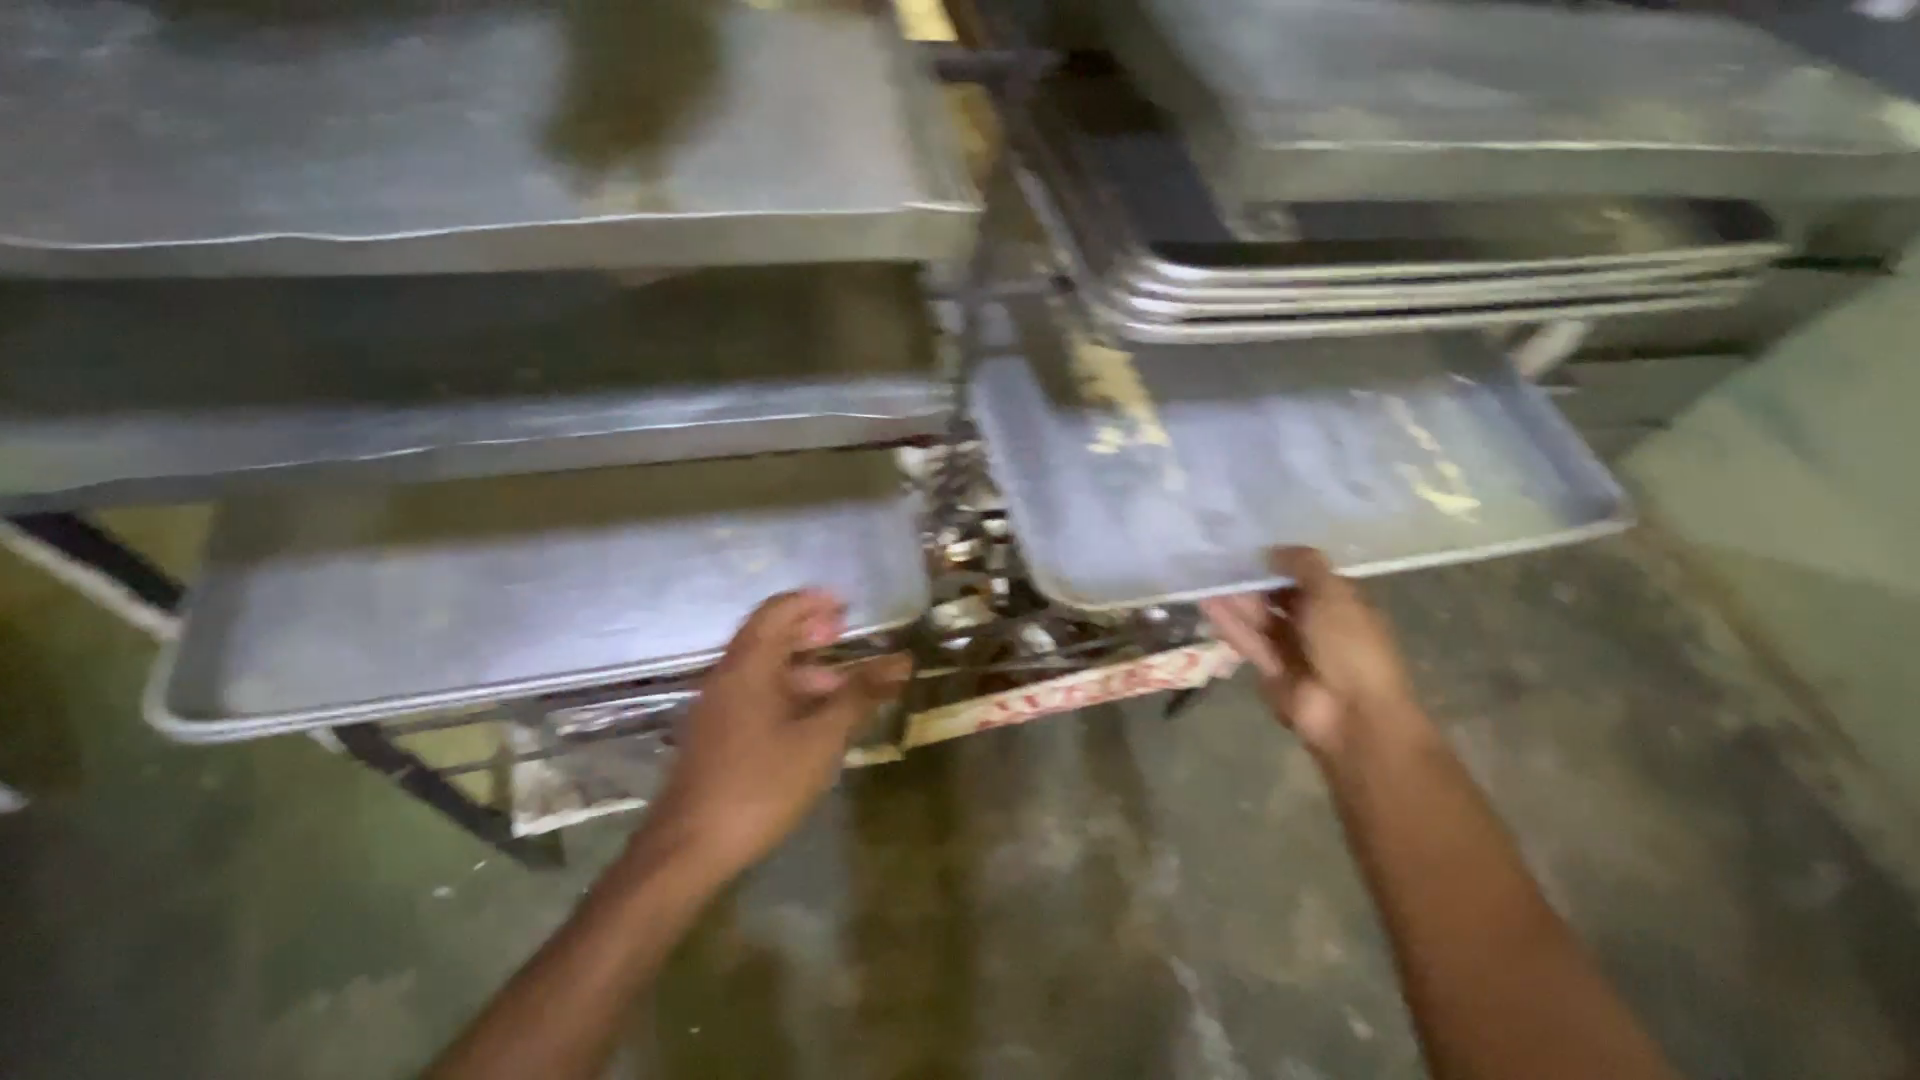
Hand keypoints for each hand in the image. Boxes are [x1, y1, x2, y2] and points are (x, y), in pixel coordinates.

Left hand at [645, 590, 909, 876]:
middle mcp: (726, 677)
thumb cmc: (760, 785)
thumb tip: (901, 660)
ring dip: (800, 668)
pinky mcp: (714, 738)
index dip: (812, 602)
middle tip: (844, 635)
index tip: (846, 605)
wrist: (689, 847)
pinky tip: (811, 722)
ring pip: (761, 672)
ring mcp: (715, 709)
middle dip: (808, 632)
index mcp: (747, 666)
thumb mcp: (820, 739)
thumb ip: (859, 696)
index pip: (777, 611)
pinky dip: (785, 694)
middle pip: (767, 637)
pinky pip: (753, 697)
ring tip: (840, 685)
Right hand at [1199, 547, 1416, 753]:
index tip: (1251, 544)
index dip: (1282, 562)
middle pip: (1280, 598)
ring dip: (1237, 600)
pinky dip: (1229, 624)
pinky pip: (1249, 642)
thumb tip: (1274, 549)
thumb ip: (1304, 566)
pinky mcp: (1270, 672)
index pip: (1309, 578)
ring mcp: (1294, 650)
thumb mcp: (1334, 594)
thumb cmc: (1350, 645)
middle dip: (1254, 580)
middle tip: (1219, 558)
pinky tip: (1207, 602)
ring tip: (1205, 575)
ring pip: (1261, 619)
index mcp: (1343, 605)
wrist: (1351, 713)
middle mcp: (1318, 626)